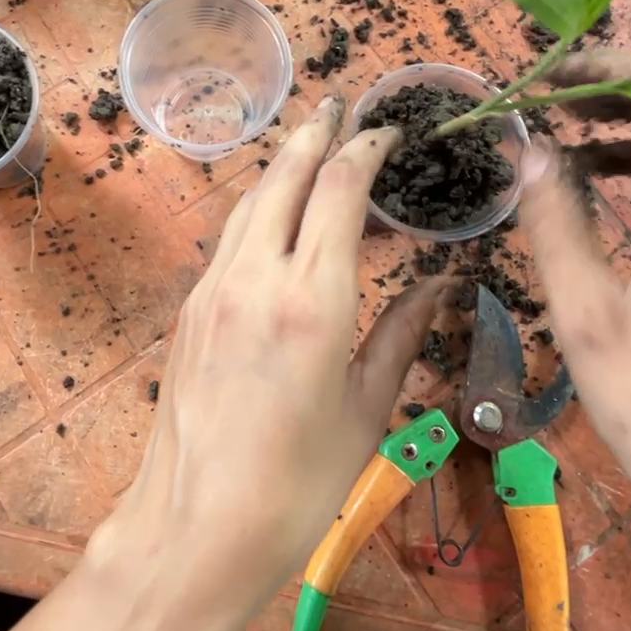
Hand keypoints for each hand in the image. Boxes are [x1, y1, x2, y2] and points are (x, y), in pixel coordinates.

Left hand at [0, 94, 460, 630]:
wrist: (196, 524)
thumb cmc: (297, 483)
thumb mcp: (367, 411)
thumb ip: (402, 334)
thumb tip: (439, 284)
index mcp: (311, 300)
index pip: (337, 190)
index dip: (363, 148)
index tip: (384, 130)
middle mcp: (256, 277)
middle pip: (284, 177)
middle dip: (314, 133)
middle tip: (338, 105)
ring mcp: (213, 288)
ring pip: (250, 202)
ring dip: (282, 165)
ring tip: (309, 144)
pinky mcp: (191, 307)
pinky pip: (230, 237)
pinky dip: (260, 208)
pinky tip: (276, 214)